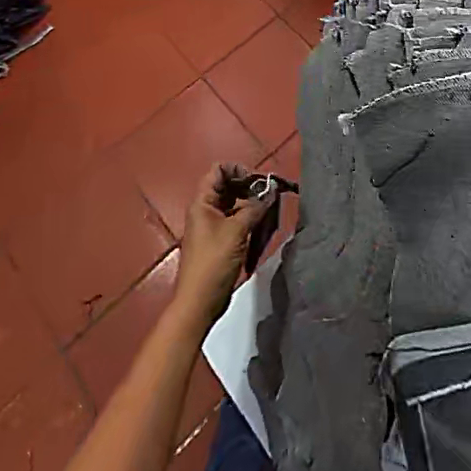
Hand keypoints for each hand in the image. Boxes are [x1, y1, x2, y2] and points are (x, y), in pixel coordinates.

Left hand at [171, 163, 263, 326]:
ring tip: (269, 210)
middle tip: (269, 196)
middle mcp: (206, 210)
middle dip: (249, 186)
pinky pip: (236, 220)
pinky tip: (263, 226)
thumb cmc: (213, 262)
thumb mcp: (236, 232)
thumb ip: (254, 208)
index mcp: (203, 203)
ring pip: (234, 204)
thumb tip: (270, 191)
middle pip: (228, 186)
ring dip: (251, 203)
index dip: (238, 170)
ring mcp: (213, 226)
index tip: (258, 182)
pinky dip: (250, 218)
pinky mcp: (221, 240)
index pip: (218, 170)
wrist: (200, 301)